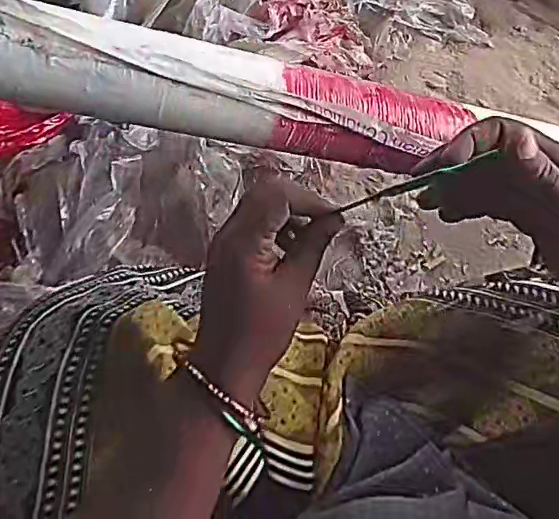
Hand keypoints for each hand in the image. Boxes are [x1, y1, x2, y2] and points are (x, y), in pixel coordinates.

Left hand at [189, 176, 342, 402]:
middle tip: (326, 221)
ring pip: (257, 204)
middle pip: (265, 193)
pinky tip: (290, 247)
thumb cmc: (261, 333)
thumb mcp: (294, 288)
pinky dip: (273, 225)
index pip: (277, 195)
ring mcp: (223, 239)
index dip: (310, 200)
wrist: (224, 365)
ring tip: (311, 237)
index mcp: (244, 239)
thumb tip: (334, 220)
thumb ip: (313, 246)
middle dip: (298, 201)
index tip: (335, 216)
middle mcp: (229, 231)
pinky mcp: (224, 249)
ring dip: (286, 212)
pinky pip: (250, 222)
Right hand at [414, 118, 558, 308]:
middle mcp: (540, 172)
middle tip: (421, 183)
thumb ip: (543, 177)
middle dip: (452, 166)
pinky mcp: (530, 219)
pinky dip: (467, 205)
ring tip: (427, 203)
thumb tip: (512, 137)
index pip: (500, 135)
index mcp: (555, 160)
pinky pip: (490, 203)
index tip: (444, 166)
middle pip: (485, 157)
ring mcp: (534, 196)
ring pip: (483, 180)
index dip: (468, 144)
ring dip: (454, 187)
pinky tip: (449, 215)